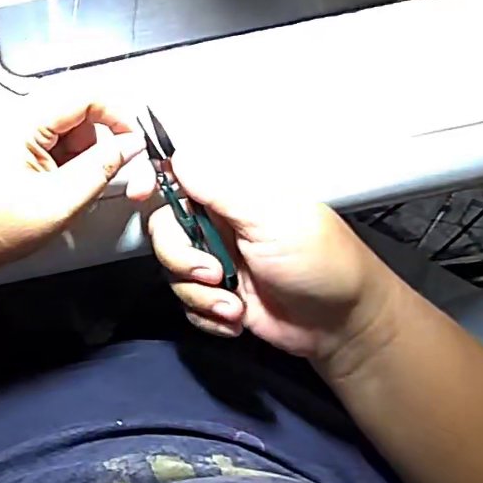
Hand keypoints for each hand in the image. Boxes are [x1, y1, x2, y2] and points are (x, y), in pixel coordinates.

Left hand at [0, 99, 155, 281]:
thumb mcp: (60, 202)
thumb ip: (102, 168)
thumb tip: (130, 145)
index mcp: (20, 122)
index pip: (84, 95)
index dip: (117, 116)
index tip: (133, 142)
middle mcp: (11, 117)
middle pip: (76, 110)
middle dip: (96, 142)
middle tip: (96, 177)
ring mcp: (7, 130)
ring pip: (65, 127)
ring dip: (79, 155)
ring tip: (65, 190)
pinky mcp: (7, 145)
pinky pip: (48, 141)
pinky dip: (62, 162)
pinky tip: (53, 188)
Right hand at [148, 149, 396, 366]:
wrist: (340, 326)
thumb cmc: (322, 263)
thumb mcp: (273, 217)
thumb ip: (222, 188)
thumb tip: (179, 156)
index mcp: (235, 191)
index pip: (180, 172)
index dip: (153, 178)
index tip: (142, 192)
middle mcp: (220, 220)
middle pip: (164, 227)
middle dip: (181, 258)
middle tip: (213, 274)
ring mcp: (216, 258)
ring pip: (171, 269)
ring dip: (199, 294)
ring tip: (234, 304)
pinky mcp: (216, 293)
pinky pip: (185, 300)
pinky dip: (207, 314)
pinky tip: (236, 316)